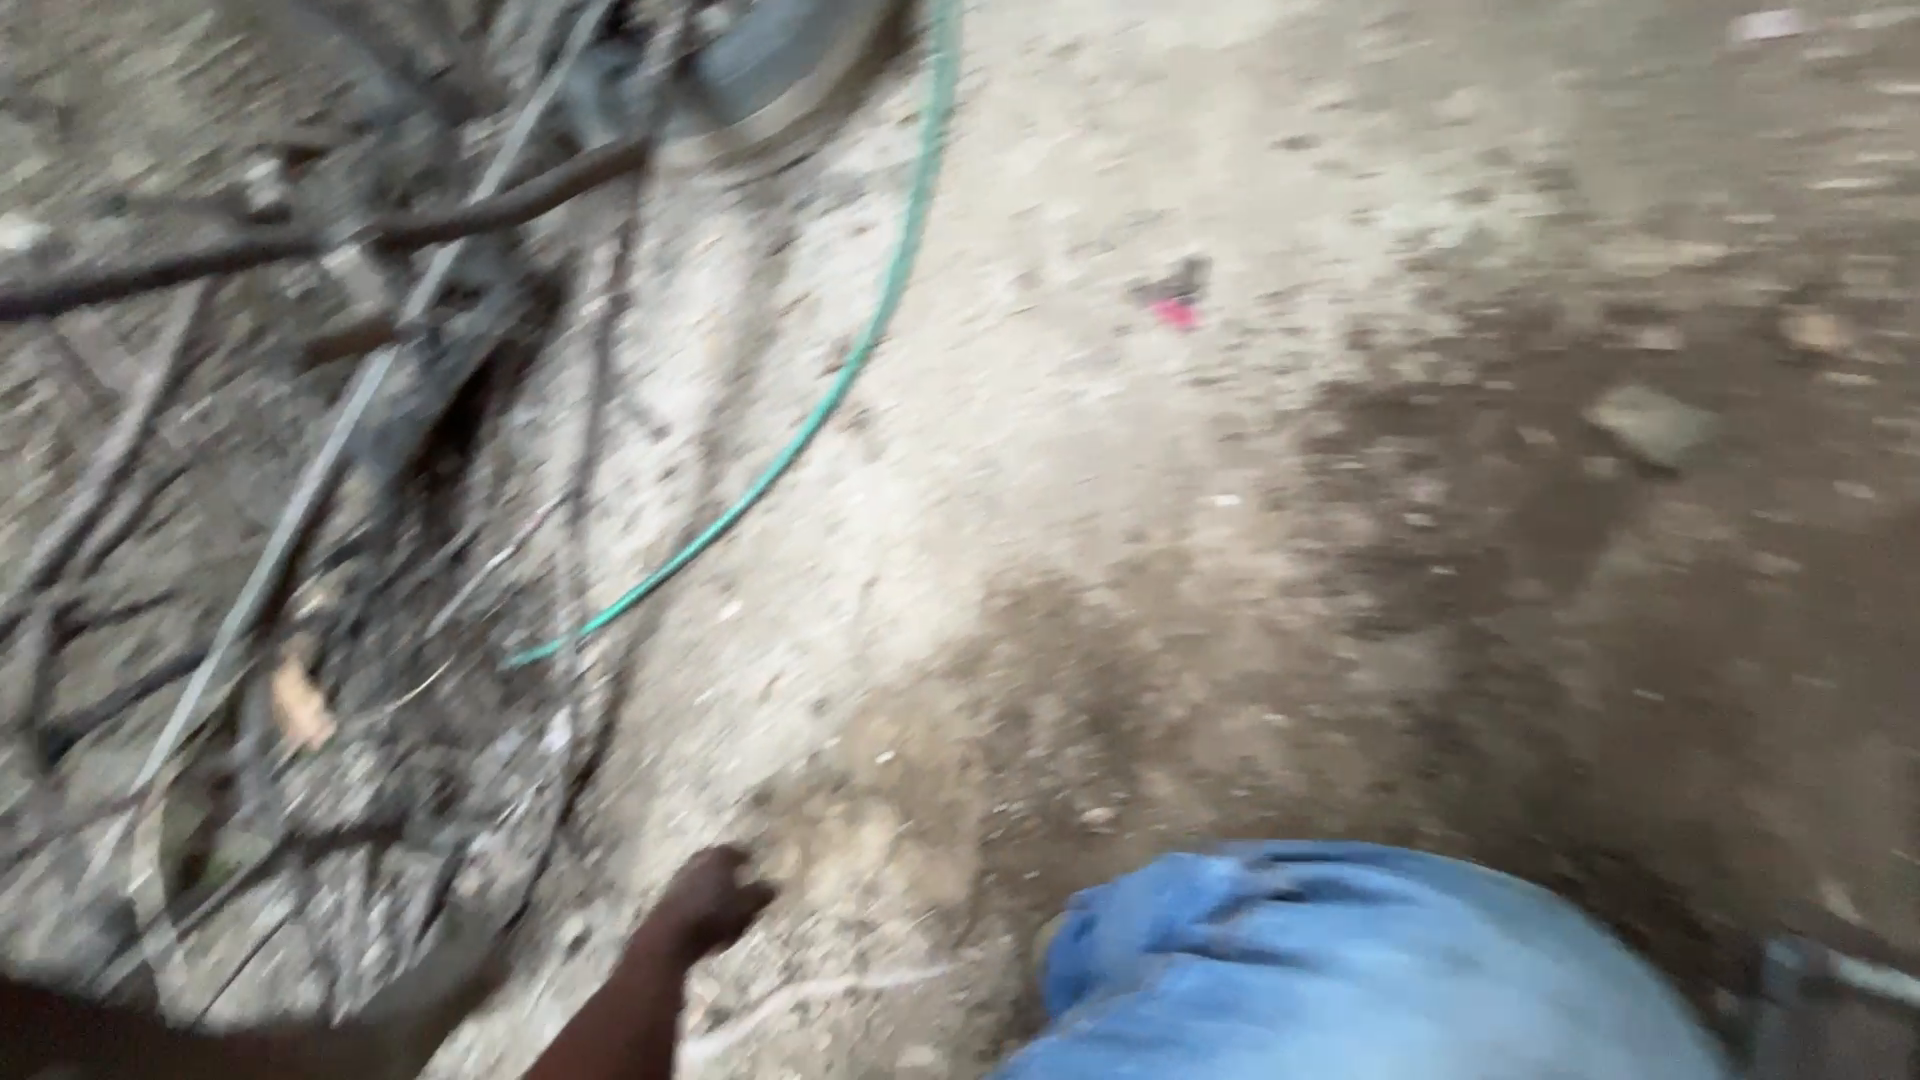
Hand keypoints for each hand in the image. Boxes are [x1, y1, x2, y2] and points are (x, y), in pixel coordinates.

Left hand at [642, 845, 776, 962]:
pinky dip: (698, 899)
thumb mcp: (746, 908)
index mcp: (719, 856)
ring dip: (711, 884)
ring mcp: (679, 879)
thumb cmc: (713, 917)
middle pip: (716, 860)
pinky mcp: (665, 899)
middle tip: (738, 877)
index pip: (737, 850)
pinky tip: (704, 914)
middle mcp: (698, 861)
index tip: (753, 864)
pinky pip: (689, 894)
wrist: (667, 939)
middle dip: (726, 869)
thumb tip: (774, 886)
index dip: (746, 857)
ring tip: (722, 898)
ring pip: (701, 876)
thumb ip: (760, 894)